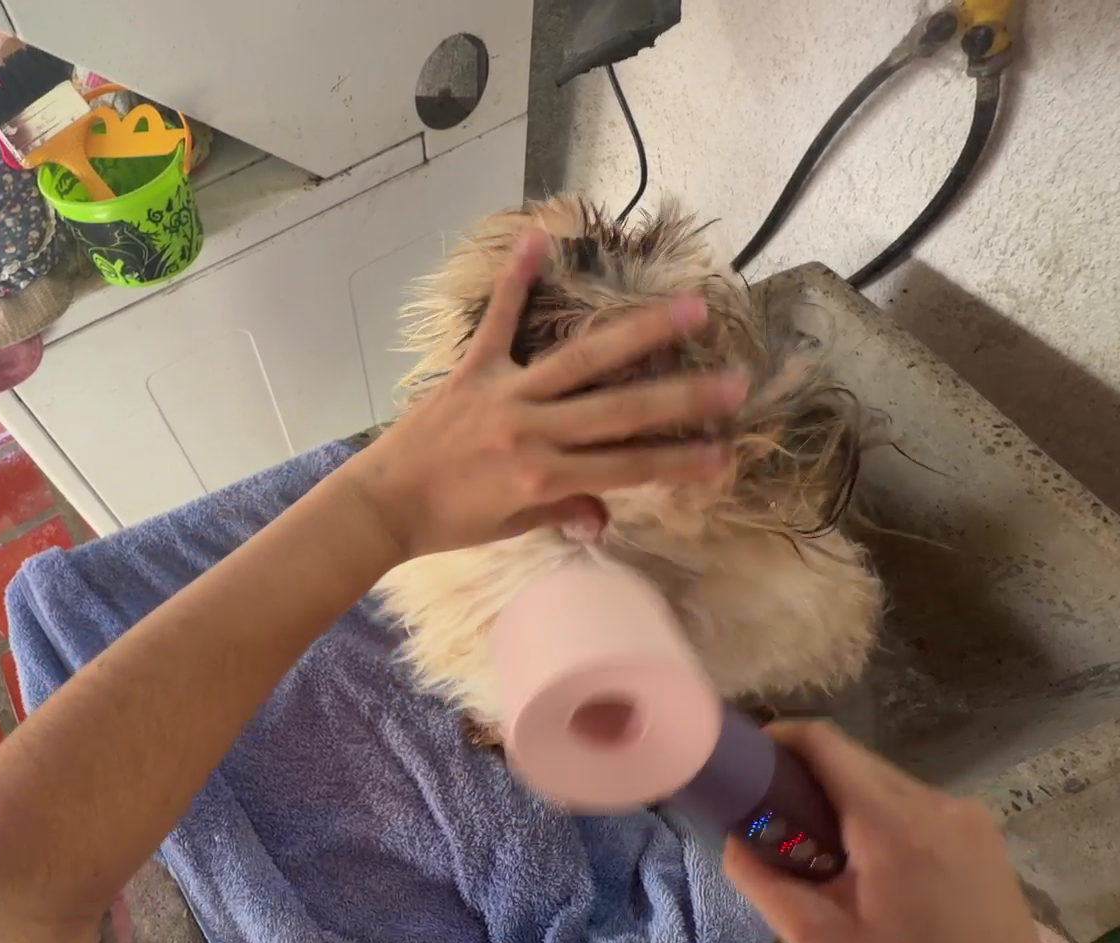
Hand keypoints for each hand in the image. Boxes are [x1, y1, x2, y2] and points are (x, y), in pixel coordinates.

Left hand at [333, 228, 747, 561]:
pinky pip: (497, 321)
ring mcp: (502, 394)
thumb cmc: (446, 523)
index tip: (725, 454)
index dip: (679, 464)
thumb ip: (561, 511)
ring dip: (639, 333)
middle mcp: (530, 431)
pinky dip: (515, 280)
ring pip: (581, 360)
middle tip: (738, 382)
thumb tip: (605, 516)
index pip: (627, 468)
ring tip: (690, 308)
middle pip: (621, 411)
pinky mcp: (470, 370)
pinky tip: (538, 237)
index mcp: (542, 478)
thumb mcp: (509, 528)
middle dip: (684, 399)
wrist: (381, 504)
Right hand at [725, 723, 1119, 942]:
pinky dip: (874, 808)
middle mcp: (932, 802)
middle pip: (847, 755)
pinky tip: (870, 856)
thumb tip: (732, 838)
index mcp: (890, 824)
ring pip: (876, 774)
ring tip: (823, 842)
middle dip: (803, 771)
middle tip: (777, 812)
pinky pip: (906, 795)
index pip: (822, 741)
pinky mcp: (979, 826)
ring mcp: (963, 812)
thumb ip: (760, 881)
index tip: (751, 758)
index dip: (778, 735)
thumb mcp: (818, 939)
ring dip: (840, 792)